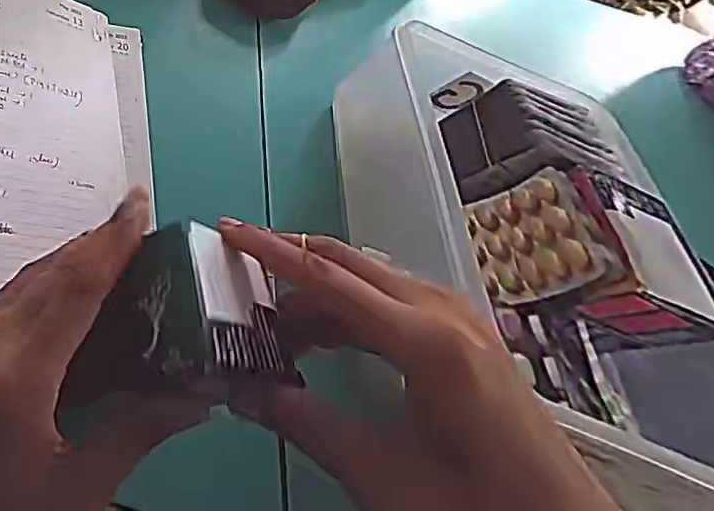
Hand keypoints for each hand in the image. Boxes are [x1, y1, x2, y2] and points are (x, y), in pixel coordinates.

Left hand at [0, 189, 208, 510]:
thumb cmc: (2, 508)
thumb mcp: (79, 486)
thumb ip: (140, 432)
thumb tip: (194, 398)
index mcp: (18, 377)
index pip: (77, 289)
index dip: (113, 243)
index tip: (139, 210)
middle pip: (57, 269)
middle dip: (101, 237)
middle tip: (138, 214)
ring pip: (36, 270)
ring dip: (79, 248)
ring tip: (118, 234)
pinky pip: (20, 285)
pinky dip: (56, 267)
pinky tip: (78, 267)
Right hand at [217, 221, 619, 510]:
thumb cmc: (481, 504)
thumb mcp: (385, 474)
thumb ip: (309, 424)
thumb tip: (248, 392)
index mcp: (425, 338)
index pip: (327, 276)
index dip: (271, 251)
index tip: (231, 230)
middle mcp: (442, 309)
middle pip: (346, 263)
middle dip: (290, 262)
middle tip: (242, 274)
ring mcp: (456, 315)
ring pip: (368, 278)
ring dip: (320, 292)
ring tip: (279, 324)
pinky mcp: (462, 331)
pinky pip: (391, 298)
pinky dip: (350, 308)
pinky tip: (329, 336)